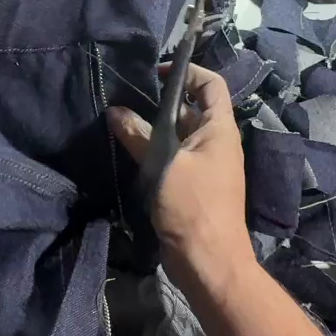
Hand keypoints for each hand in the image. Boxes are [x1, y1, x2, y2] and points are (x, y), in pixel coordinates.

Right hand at [107, 63, 252, 293]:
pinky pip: (175, 155)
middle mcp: (216, 141)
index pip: (211, 84)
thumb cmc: (193, 207)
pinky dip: (155, 148)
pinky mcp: (193, 184)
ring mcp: (206, 164)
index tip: (157, 73)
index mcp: (220, 129)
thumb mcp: (162, 164)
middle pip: (191, 107)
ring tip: (122, 120)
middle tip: (128, 96)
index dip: (188, 71)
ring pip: (179, 132)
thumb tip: (115, 111)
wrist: (210, 265)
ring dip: (154, 126)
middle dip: (161, 100)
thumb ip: (138, 135)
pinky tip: (130, 150)